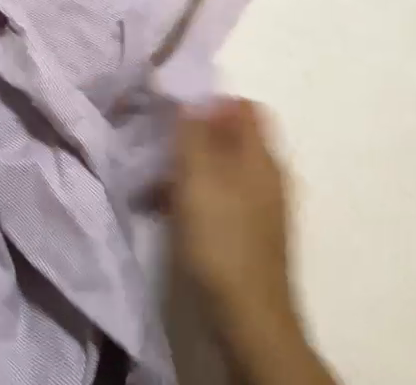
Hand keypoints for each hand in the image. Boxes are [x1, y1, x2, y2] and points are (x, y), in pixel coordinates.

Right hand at [173, 98, 297, 322]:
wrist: (248, 319)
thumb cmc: (221, 240)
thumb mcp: (198, 178)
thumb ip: (193, 133)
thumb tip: (192, 97)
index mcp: (261, 157)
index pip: (243, 106)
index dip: (209, 101)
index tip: (172, 107)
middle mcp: (266, 176)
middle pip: (228, 137)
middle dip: (190, 135)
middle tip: (155, 141)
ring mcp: (258, 207)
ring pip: (218, 168)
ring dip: (185, 167)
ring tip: (149, 178)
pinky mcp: (245, 234)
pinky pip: (216, 198)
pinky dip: (190, 195)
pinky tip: (162, 208)